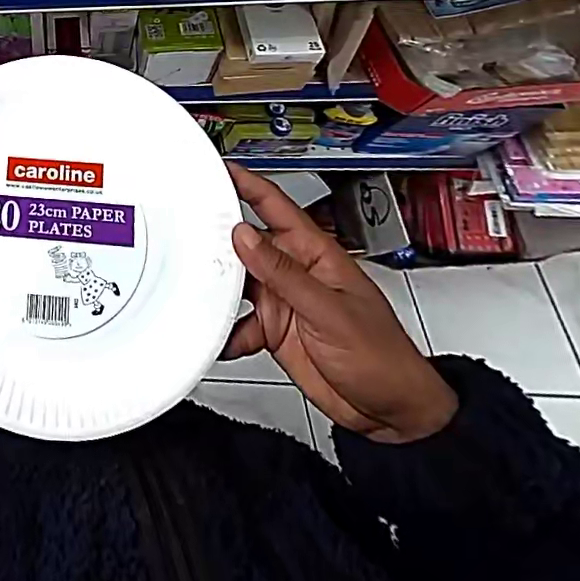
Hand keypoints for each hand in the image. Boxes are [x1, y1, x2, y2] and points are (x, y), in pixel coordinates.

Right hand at [223, 165, 457, 443]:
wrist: (390, 410)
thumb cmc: (382, 354)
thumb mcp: (329, 310)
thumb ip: (284, 274)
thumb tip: (246, 237)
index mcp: (314, 253)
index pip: (275, 206)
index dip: (247, 184)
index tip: (220, 170)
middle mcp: (294, 271)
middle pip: (247, 244)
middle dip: (219, 240)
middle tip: (190, 239)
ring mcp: (283, 301)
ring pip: (237, 284)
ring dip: (219, 290)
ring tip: (200, 294)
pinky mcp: (274, 330)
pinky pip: (239, 324)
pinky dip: (227, 331)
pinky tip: (222, 339)